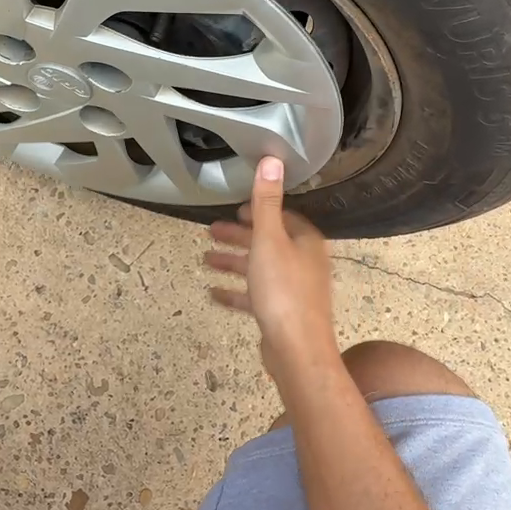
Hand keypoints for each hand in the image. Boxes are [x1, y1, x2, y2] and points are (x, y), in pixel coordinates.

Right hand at [203, 158, 339, 379]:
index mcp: (305, 243)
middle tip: (210, 231)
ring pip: (258, 269)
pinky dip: (235, 292)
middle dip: (239, 236)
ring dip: (232, 262)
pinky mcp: (281, 313)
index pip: (283, 218)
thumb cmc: (283, 290)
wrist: (296, 350)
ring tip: (205, 260)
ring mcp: (293, 290)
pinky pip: (254, 296)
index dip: (260, 211)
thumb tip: (272, 159)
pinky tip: (212, 293)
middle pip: (267, 242)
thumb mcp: (269, 239)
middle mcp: (303, 263)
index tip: (237, 209)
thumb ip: (266, 202)